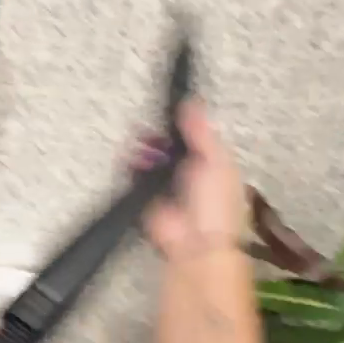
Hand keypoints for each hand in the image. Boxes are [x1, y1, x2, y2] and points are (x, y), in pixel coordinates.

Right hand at [130, 101, 246, 261]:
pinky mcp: (146, 199)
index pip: (193, 138)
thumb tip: (190, 102)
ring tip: (135, 146)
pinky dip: (130, 169)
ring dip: (141, 151)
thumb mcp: (215, 159)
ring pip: (149, 161)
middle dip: (154, 138)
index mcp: (212, 164)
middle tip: (144, 131)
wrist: (194, 241)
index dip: (179, 126)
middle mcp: (189, 174)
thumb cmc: (214, 203)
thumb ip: (201, 131)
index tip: (166, 115)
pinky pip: (135, 179)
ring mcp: (166, 187)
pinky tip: (129, 160)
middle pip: (167, 148)